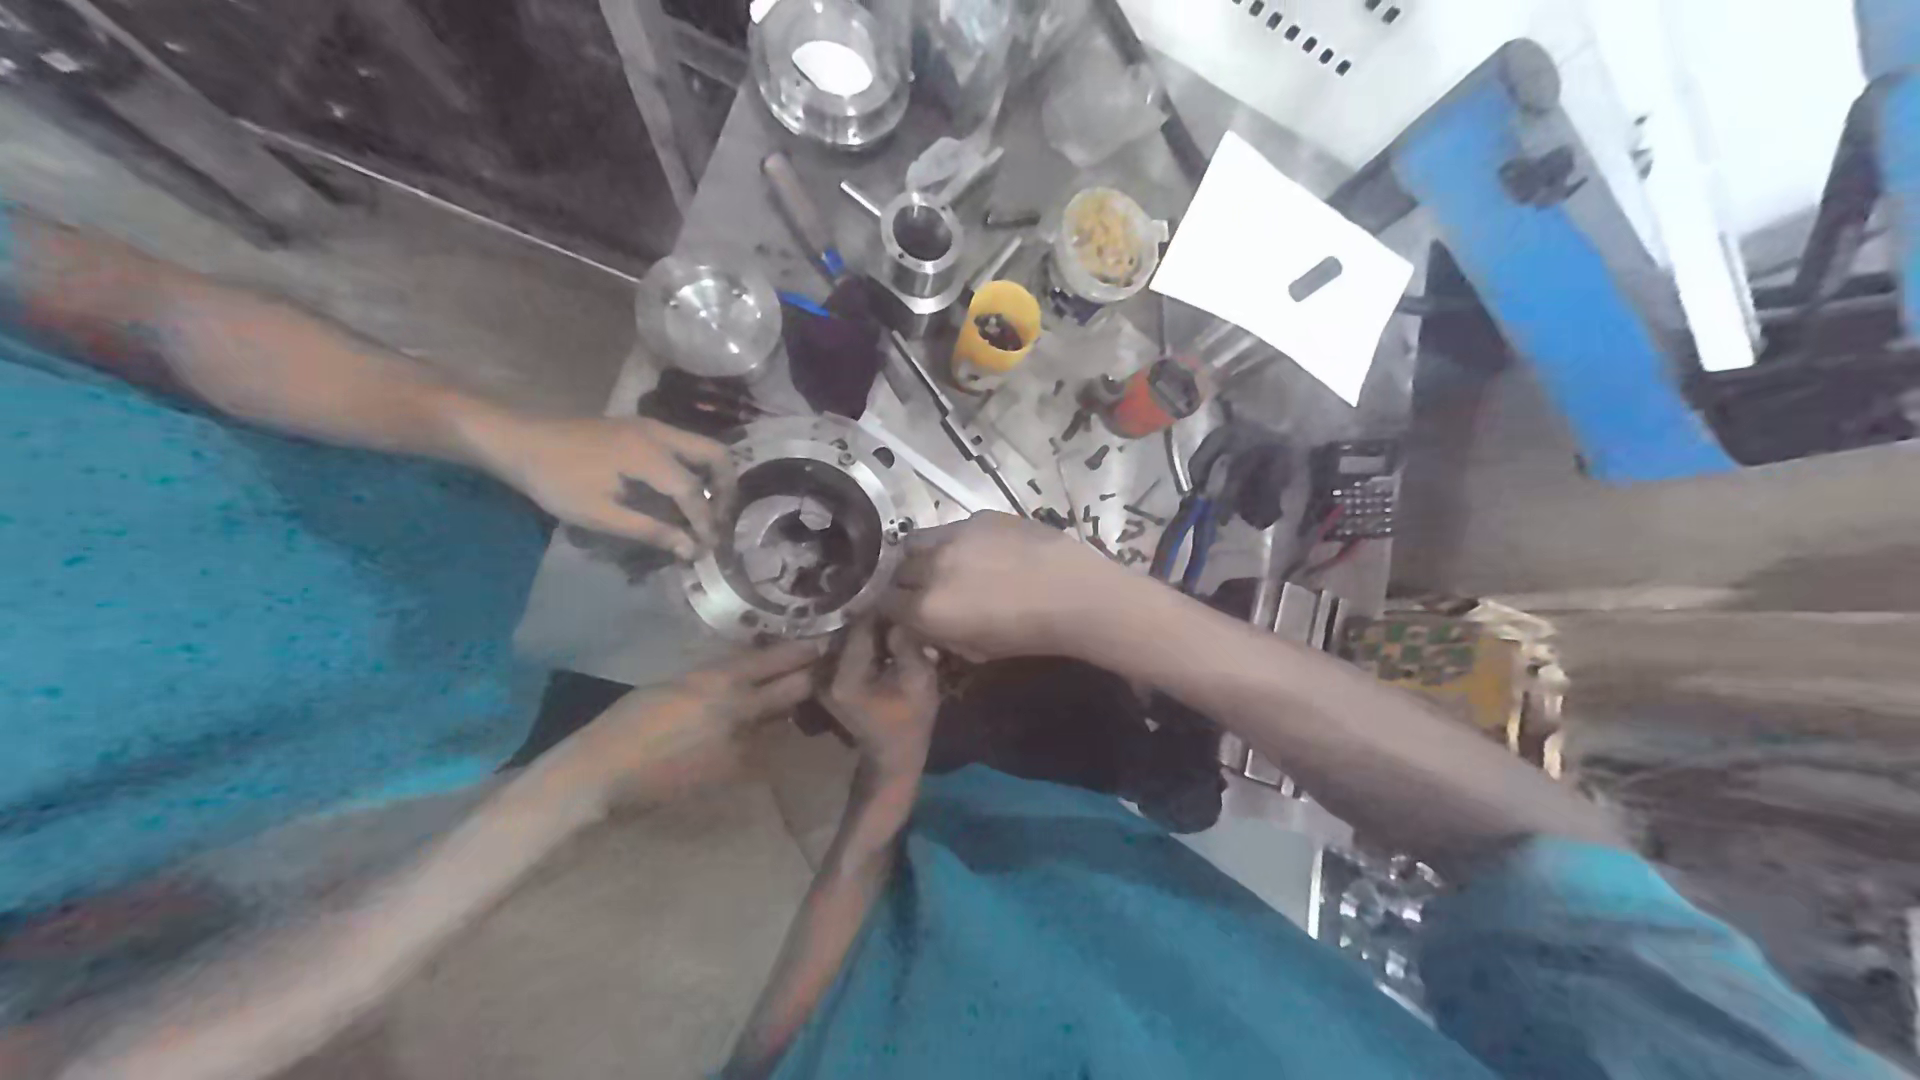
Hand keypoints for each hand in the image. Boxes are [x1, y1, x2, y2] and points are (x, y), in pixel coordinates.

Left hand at [467, 409, 733, 558]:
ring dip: (713, 477)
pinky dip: (695, 468)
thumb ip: (650, 530)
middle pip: (715, 456)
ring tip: (707, 508)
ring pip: (703, 447)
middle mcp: (660, 434)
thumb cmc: (555, 480)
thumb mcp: (599, 514)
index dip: (705, 522)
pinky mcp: (642, 428)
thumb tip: (691, 549)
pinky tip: (683, 492)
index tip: (710, 547)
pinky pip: (685, 445)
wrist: (516, 440)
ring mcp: (652, 427)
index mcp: (650, 455)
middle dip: (726, 489)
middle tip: (720, 519)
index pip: (694, 492)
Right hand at [561, 640, 823, 808]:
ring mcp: (745, 744)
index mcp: (721, 679)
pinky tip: (748, 736)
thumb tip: (750, 668)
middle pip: (798, 688)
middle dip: (810, 678)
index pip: (780, 659)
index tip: (821, 643)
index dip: (805, 650)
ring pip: (783, 720)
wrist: (607, 774)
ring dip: (785, 711)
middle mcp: (742, 709)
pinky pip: (764, 749)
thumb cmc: (632, 718)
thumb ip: (719, 675)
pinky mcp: (739, 773)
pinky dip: (762, 739)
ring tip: (783, 701)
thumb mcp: (679, 682)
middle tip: (818, 669)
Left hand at [821, 617, 938, 777]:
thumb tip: (897, 617)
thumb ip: (908, 647)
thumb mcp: (921, 682)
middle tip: (899, 617)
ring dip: (869, 632)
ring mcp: (821, 678)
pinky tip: (882, 646)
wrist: (892, 753)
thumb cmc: (911, 720)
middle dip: (875, 622)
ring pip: (846, 637)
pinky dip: (862, 644)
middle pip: (850, 630)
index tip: (902, 606)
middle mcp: (825, 674)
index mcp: (847, 676)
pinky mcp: (825, 679)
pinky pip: (843, 649)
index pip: (861, 627)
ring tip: (892, 630)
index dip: (882, 613)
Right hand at [881, 512, 1137, 660]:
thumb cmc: (1028, 634)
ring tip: (937, 564)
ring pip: (915, 541)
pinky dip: (951, 542)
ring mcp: (953, 536)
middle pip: (896, 571)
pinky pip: (950, 528)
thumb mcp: (976, 651)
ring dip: (918, 556)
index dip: (890, 609)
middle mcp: (931, 568)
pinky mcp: (978, 516)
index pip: (885, 604)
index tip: (901, 612)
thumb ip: (940, 637)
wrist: (1074, 594)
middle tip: (919, 590)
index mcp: (927, 608)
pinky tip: (975, 551)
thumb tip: (923, 628)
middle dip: (901, 582)